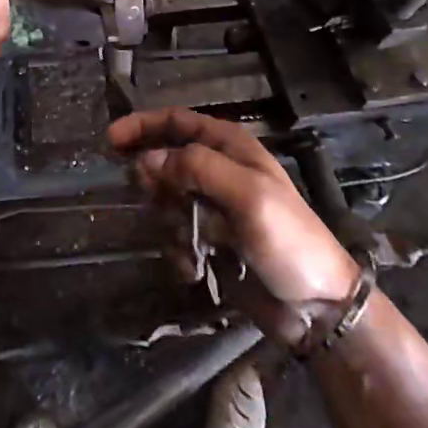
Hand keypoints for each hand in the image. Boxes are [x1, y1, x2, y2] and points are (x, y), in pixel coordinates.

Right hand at [109, 108, 361, 343]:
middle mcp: (220, 170)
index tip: (111, 140)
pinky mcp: (211, 241)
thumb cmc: (288, 240)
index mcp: (231, 146)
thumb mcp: (247, 195)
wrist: (317, 307)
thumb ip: (197, 168)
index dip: (143, 125)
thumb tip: (146, 159)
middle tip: (151, 197)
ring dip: (168, 221)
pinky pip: (176, 235)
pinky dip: (178, 249)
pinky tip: (195, 265)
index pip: (178, 121)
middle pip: (166, 158)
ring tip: (189, 241)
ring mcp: (214, 207)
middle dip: (154, 178)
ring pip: (167, 199)